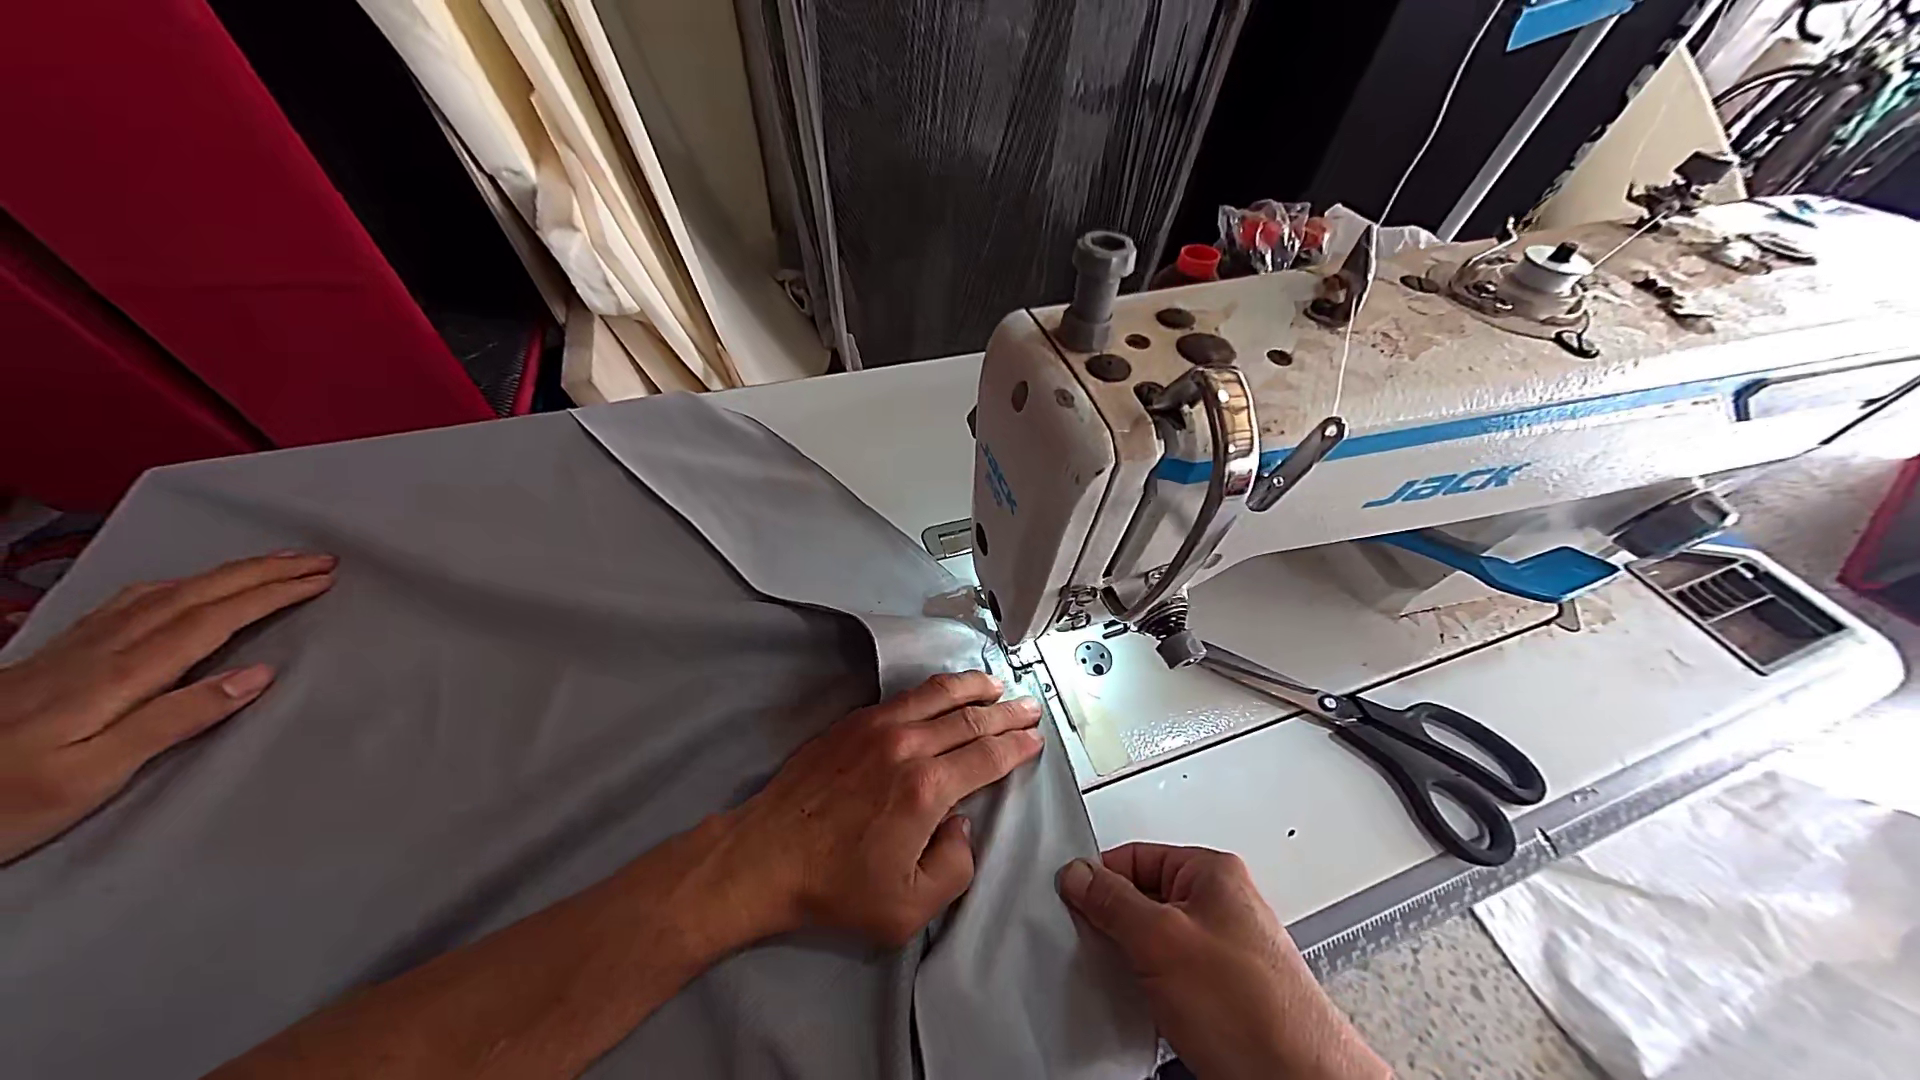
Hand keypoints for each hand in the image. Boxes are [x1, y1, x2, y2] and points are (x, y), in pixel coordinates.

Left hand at [0, 552, 335, 862]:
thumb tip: (259, 674)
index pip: (212, 620)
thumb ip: (175, 720)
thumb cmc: (2, 803)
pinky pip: (127, 604)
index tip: (323, 580)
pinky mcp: (51, 659)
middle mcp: (97, 651)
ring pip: (162, 593)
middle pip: (191, 595)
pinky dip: (175, 585)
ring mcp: (69, 651)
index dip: (272, 595)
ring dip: (225, 574)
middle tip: (317, 559)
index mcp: (118, 676)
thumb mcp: (90, 776)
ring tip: (270, 565)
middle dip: (260, 572)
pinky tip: (184, 588)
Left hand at [717, 671, 1043, 946]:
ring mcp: (878, 726)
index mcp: (926, 789)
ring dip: (974, 687)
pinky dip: (936, 688)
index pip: (987, 756)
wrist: (765, 856)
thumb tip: (962, 824)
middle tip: (1030, 707)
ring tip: (997, 685)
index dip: (1016, 746)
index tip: (1034, 739)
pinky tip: (946, 690)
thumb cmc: (836, 886)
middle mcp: (907, 746)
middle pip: (971, 718)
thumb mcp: (909, 907)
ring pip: (939, 694)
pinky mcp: (854, 721)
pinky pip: (907, 695)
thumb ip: (955, 866)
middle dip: (1007, 712)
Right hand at [1057, 844, 1389, 1079]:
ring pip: (1154, 937)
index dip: (1101, 875)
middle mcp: (1220, 903)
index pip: (1136, 855)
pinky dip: (1149, 983)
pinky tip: (1143, 1001)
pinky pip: (1168, 971)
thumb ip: (1112, 901)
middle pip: (1143, 894)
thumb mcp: (1161, 940)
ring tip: (1124, 976)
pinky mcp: (1221, 989)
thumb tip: (1079, 875)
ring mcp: (1222, 947)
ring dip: (1132, 956)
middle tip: (1094, 940)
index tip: (1074, 896)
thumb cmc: (1255, 1012)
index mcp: (1212, 872)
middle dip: (1115, 919)